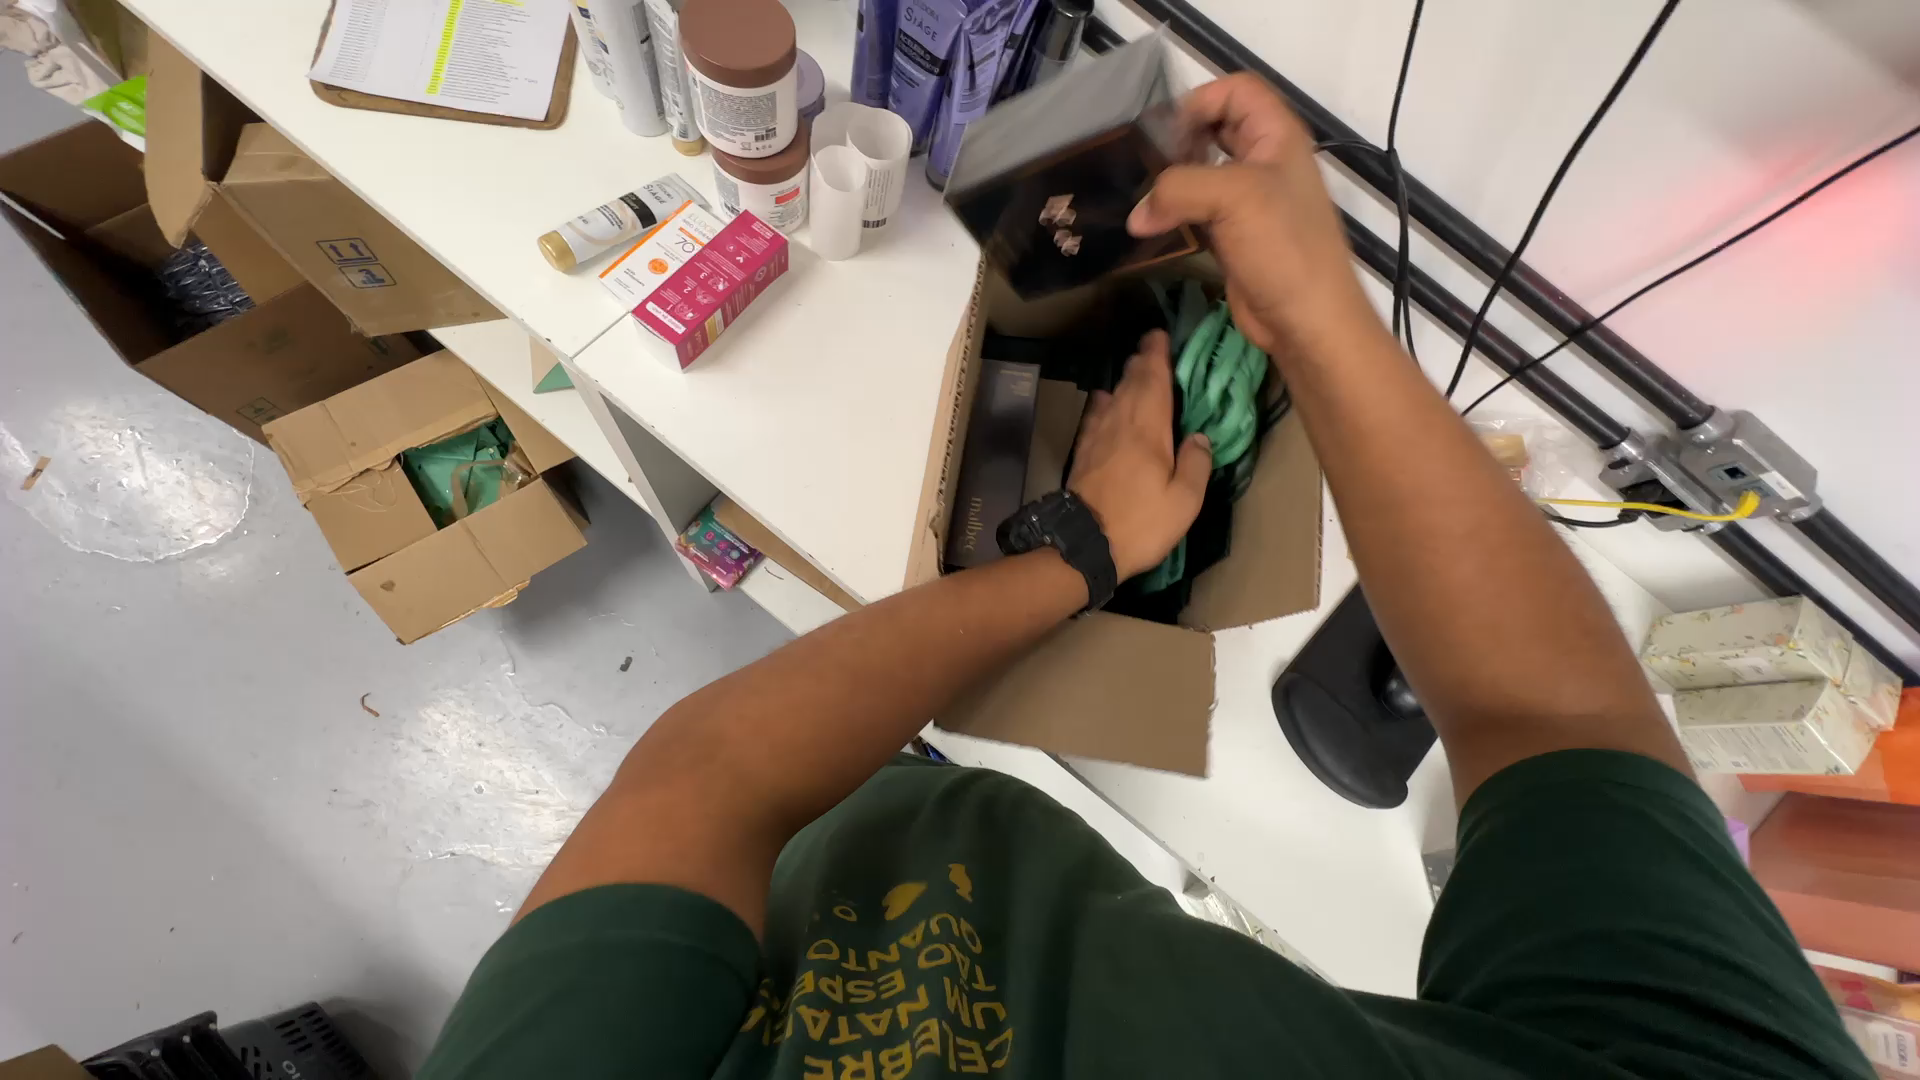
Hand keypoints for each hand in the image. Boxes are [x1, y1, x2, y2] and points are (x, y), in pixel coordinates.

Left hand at [1067, 331, 1211, 580]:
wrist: (1084, 545)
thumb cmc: (1140, 523)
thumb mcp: (1184, 500)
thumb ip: (1195, 464)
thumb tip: (1198, 437)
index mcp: (1147, 429)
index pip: (1153, 380)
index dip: (1156, 355)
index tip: (1160, 336)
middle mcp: (1119, 425)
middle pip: (1130, 384)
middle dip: (1141, 364)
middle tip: (1150, 348)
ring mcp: (1096, 439)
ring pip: (1111, 399)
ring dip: (1124, 382)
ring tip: (1134, 373)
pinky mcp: (1083, 456)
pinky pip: (1095, 418)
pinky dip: (1103, 405)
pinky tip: (1104, 403)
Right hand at [1128, 74, 1377, 355]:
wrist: (1305, 317)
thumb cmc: (1282, 248)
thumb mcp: (1233, 198)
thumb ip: (1178, 189)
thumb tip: (1136, 215)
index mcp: (1277, 136)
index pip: (1236, 91)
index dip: (1199, 100)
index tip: (1161, 133)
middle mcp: (1265, 162)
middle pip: (1217, 129)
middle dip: (1179, 140)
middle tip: (1142, 163)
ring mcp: (1250, 202)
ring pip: (1204, 174)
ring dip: (1172, 182)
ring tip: (1140, 197)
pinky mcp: (1235, 238)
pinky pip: (1199, 213)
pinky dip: (1175, 215)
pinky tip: (1152, 228)